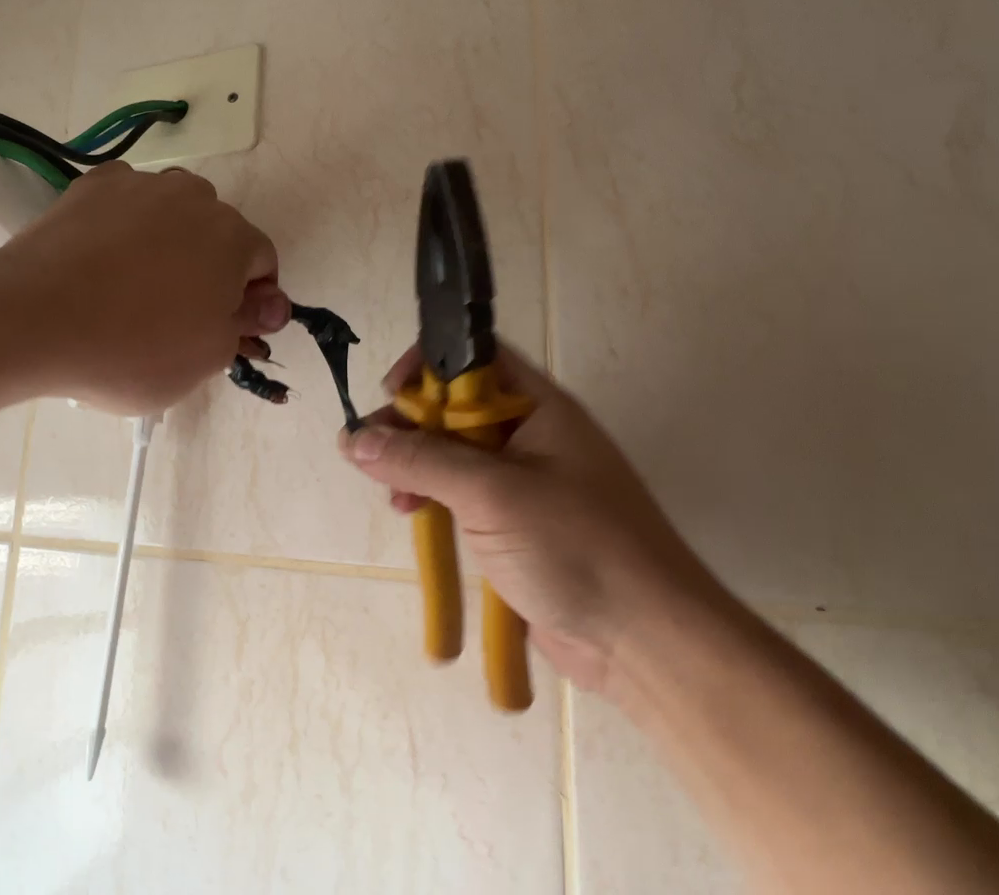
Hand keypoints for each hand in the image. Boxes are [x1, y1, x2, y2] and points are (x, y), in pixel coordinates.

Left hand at [0, 162, 288, 413]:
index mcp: (233, 237)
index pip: (262, 264)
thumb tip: (265, 303)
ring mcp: (137, 186)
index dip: (251, 301)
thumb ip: (244, 326)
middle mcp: (191, 197)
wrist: (32, 319)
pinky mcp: (89, 187)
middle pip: (216, 234)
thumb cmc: (132, 349)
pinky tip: (99, 264)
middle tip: (176, 314)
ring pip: (169, 214)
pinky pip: (123, 207)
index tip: (225, 331)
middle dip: (209, 269)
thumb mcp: (206, 360)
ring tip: (131, 289)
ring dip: (167, 244)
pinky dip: (121, 229)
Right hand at [339, 342, 725, 693]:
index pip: (477, 359)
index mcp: (540, 409)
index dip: (430, 365)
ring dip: (415, 467)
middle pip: (456, 408)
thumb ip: (422, 460)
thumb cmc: (577, 547)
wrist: (644, 638)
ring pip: (453, 455)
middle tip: (372, 454)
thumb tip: (354, 438)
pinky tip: (412, 516)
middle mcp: (531, 437)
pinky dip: (432, 501)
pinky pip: (461, 498)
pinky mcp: (514, 527)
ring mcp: (523, 485)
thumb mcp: (493, 494)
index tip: (390, 394)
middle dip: (410, 425)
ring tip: (395, 497)